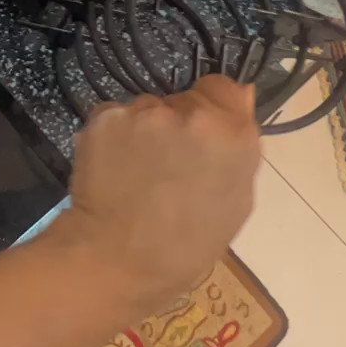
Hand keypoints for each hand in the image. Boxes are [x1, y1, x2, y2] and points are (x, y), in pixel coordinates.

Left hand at [46, 76, 262, 315]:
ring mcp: (142, 112)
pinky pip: (115, 118)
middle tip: (167, 163)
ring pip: (147, 109)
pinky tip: (114, 167)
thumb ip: (239, 146)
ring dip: (145, 130)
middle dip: (178, 123)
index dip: (212, 109)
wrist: (117, 259)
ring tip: (137, 171)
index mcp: (231, 132)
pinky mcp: (104, 117)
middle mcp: (188, 112)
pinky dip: (114, 136)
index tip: (202, 135)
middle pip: (183, 99)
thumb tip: (241, 97)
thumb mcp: (236, 201)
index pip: (222, 87)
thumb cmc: (186, 245)